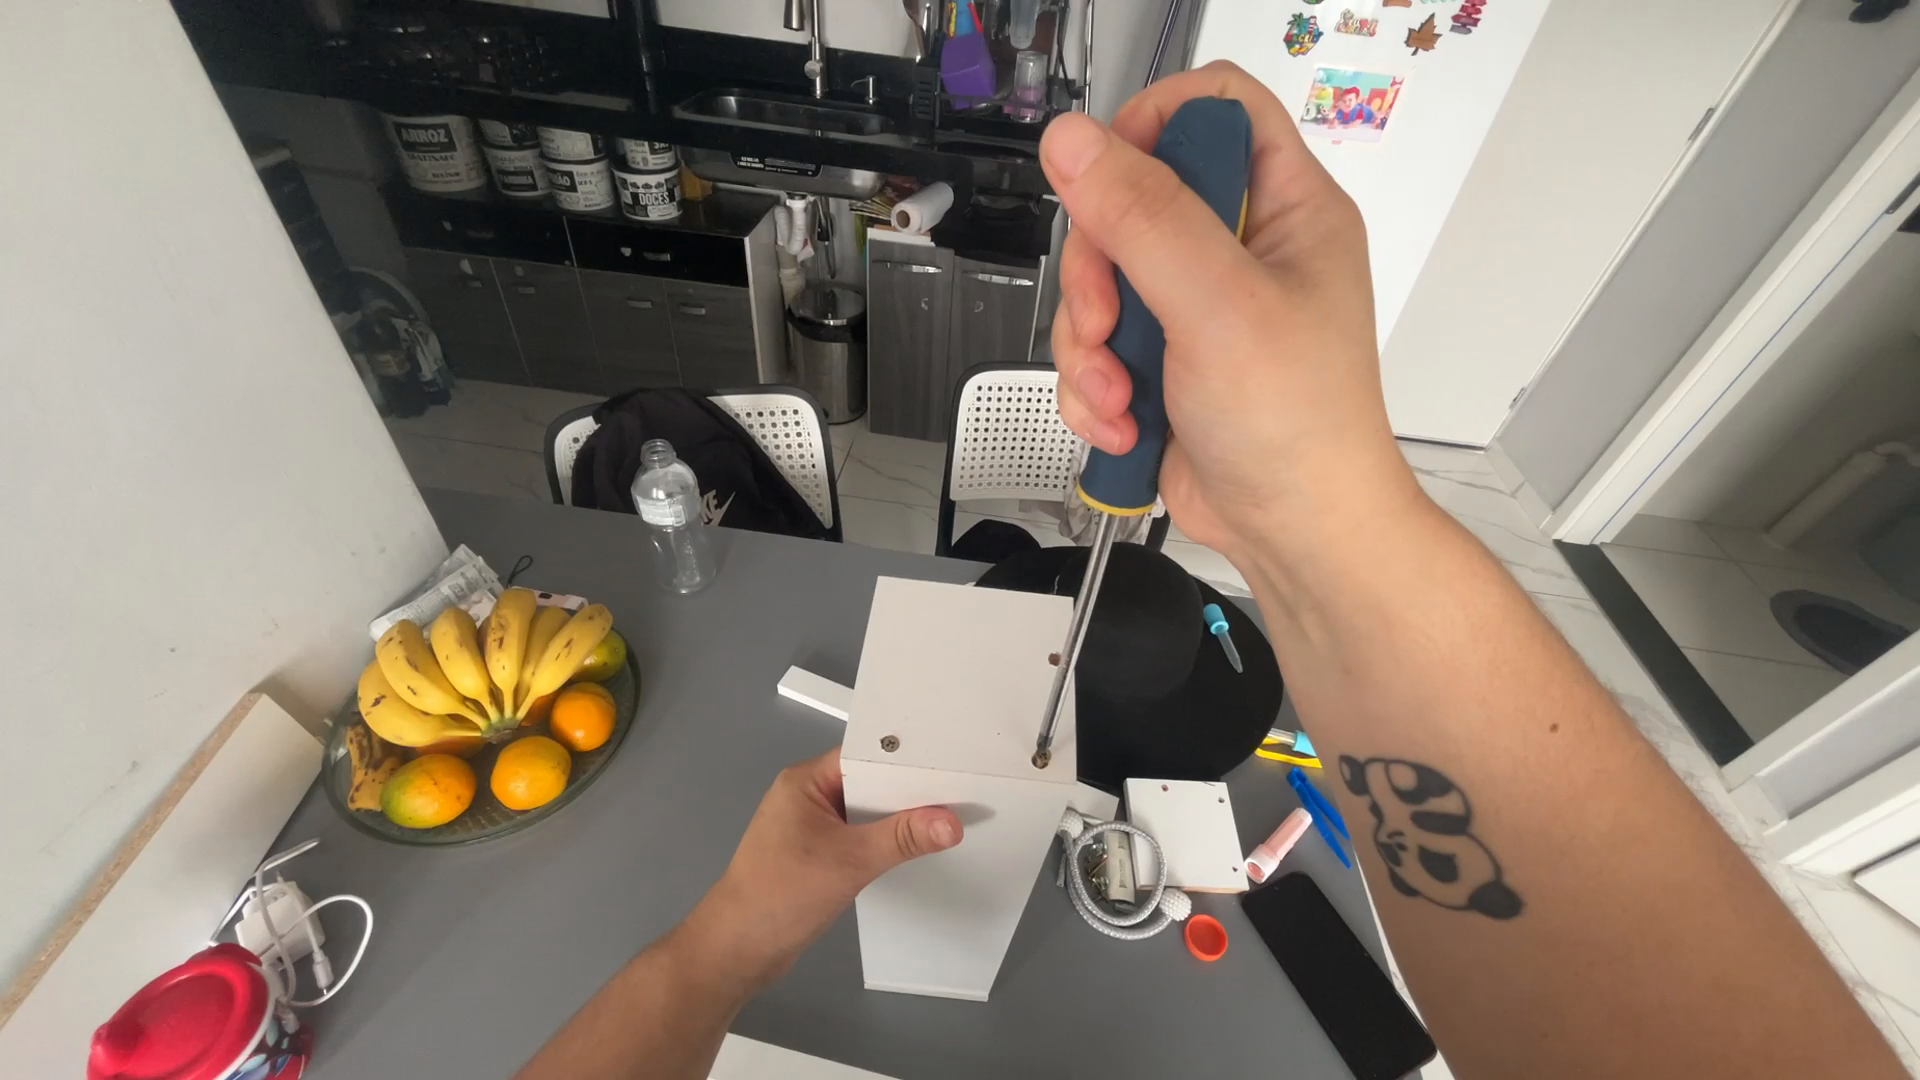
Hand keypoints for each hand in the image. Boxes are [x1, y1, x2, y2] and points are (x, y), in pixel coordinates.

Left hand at [681, 749, 961, 989]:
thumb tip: (949, 823)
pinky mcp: (815, 852)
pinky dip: (880, 840)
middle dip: (905, 790)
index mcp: (805, 780)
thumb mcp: (850, 862)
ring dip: (893, 819)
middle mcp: (807, 795)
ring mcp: (810, 824)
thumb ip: (902, 838)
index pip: (864, 754)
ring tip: (941, 817)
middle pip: (868, 781)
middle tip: (953, 792)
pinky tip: (909, 847)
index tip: (946, 764)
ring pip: (864, 810)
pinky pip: (857, 834)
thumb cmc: (780, 895)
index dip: (904, 759)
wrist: (736, 953)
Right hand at [1043, 62, 1417, 563]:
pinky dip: (1093, 392)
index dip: (1146, 132)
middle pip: (1127, 210)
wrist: (1288, 528)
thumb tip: (1075, 142)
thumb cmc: (1294, 426)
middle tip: (1106, 328)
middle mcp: (1234, 254)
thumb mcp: (1218, 307)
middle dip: (1096, 279)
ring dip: (1089, 352)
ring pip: (1098, 290)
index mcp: (1281, 211)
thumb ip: (1144, 219)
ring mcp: (1191, 313)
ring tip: (1119, 400)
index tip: (1103, 187)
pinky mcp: (1159, 365)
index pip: (1207, 114)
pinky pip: (1095, 351)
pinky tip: (1120, 426)